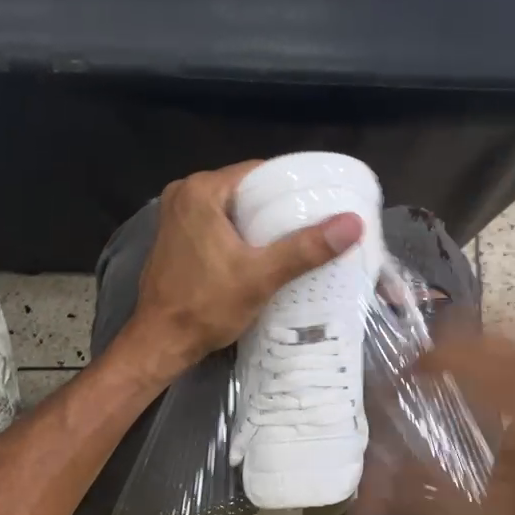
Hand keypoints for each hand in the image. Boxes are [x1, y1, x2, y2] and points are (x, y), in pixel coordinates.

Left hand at [118, 162, 363, 375]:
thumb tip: (353, 223)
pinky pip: (214, 225)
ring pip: (229, 209)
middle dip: (275, 206)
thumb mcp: (260, 276)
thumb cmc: (206, 306)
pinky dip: (236, 235)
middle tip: (311, 224)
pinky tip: (260, 253)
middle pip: (243, 190)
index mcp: (201, 190)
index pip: (257, 172)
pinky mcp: (173, 239)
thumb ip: (305, 248)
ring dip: (256, 223)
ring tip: (293, 239)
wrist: (161, 342)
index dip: (289, 186)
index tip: (318, 202)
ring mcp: (173, 217)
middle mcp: (182, 194)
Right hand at [413, 326, 514, 514]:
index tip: (406, 375)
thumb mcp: (507, 513)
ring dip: (498, 354)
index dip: (426, 360)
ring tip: (477, 382)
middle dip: (459, 349)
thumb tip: (396, 481)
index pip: (461, 354)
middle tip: (434, 372)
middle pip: (497, 336)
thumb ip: (445, 488)